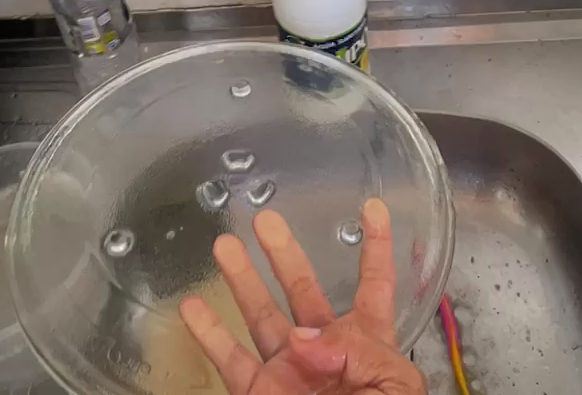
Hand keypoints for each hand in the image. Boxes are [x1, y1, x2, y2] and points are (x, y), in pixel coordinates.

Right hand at [178, 199, 427, 394]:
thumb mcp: (391, 390)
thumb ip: (354, 353)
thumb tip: (304, 338)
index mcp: (369, 345)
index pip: (374, 284)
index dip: (375, 245)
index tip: (371, 206)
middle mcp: (325, 353)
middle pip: (305, 289)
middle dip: (285, 252)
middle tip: (265, 218)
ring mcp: (289, 375)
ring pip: (262, 317)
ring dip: (242, 281)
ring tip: (224, 244)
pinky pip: (232, 362)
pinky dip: (209, 336)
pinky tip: (191, 308)